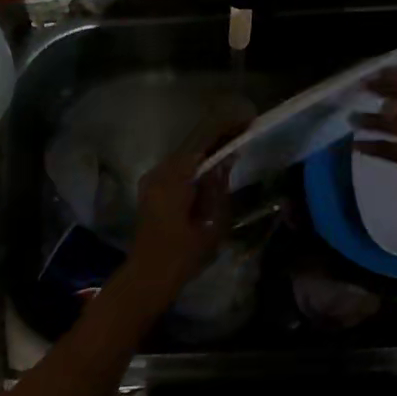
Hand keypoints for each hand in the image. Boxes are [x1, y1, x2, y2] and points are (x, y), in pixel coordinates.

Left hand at [125, 139, 232, 297]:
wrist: (148, 275)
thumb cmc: (183, 254)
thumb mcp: (212, 223)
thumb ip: (218, 188)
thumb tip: (225, 161)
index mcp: (175, 177)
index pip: (203, 141)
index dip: (226, 128)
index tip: (247, 120)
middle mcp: (159, 171)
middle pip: (192, 145)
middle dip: (217, 137)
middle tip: (243, 131)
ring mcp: (151, 179)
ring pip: (184, 156)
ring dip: (206, 151)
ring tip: (232, 146)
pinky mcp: (150, 189)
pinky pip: (176, 169)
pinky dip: (194, 165)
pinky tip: (211, 169)